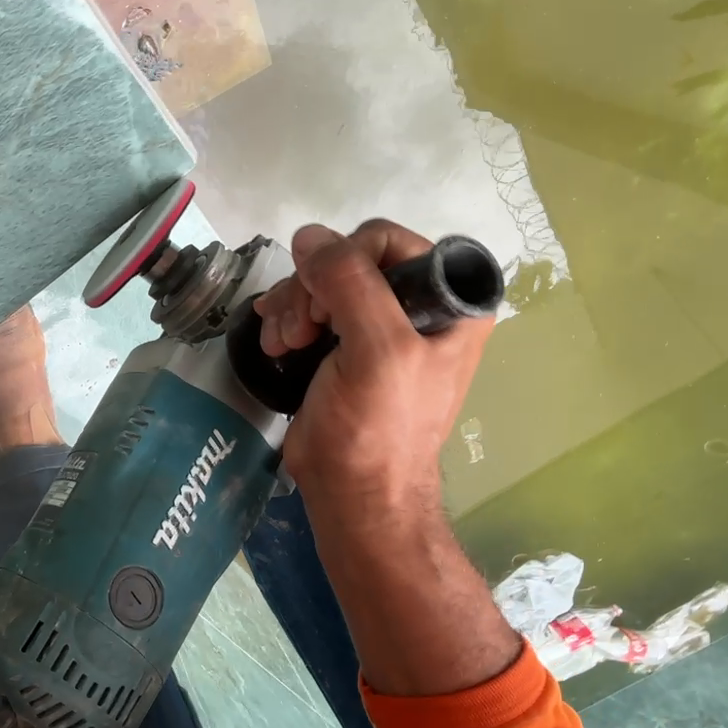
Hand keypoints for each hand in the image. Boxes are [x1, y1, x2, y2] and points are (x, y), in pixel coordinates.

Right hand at [252, 220, 492, 526]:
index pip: (389, 242)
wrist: (353, 491)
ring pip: (321, 283)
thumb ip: (350, 283)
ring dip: (293, 307)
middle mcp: (418, 308)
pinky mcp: (342, 347)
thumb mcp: (377, 349)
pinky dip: (286, 320)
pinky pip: (308, 308)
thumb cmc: (377, 426)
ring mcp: (377, 327)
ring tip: (283, 343)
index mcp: (451, 302)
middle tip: (300, 330)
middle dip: (312, 290)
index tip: (326, 307)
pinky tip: (276, 345)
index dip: (346, 263)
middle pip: (349, 261)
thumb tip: (307, 236)